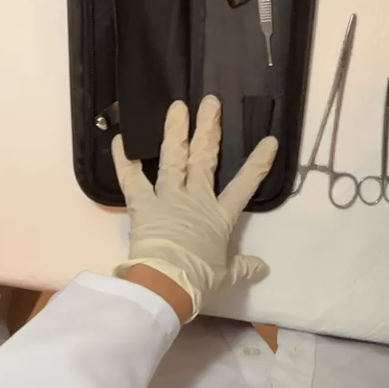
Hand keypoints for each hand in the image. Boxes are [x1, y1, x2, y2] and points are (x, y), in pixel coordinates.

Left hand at [113, 96, 278, 320]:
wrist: (167, 285)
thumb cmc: (199, 280)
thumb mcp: (227, 276)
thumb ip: (244, 267)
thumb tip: (263, 268)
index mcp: (219, 216)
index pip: (244, 186)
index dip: (257, 164)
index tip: (268, 141)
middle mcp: (194, 199)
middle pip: (204, 158)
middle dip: (208, 129)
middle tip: (210, 102)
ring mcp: (167, 198)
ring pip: (172, 158)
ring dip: (175, 131)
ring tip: (176, 107)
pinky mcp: (142, 206)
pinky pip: (131, 179)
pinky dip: (124, 160)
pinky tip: (120, 139)